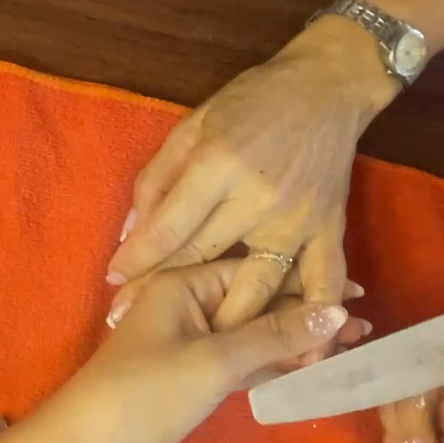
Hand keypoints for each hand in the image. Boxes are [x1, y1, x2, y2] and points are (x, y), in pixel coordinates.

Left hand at [49, 259, 368, 442]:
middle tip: (363, 323)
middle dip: (307, 314)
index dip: (304, 284)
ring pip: (256, 335)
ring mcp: (194, 342)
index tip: (355, 293)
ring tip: (353, 343)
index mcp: (185, 283)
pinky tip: (314, 366)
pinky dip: (276, 365)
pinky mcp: (197, 376)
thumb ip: (274, 335)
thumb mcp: (214, 360)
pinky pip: (245, 362)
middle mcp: (190, 304)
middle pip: (258, 302)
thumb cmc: (146, 390)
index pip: (255, 272)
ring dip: (297, 341)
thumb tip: (336, 312)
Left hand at [105, 17, 397, 336]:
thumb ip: (159, 177)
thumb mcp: (193, 124)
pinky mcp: (330, 229)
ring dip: (221, 322)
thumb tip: (131, 230)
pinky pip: (322, 281)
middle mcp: (256, 199)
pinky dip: (310, 318)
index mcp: (218, 165)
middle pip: (201, 259)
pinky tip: (298, 354)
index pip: (168, 227)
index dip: (136, 259)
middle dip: (159, 292)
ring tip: (188, 355)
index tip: (113, 282)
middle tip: (126, 323)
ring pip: (255, 285)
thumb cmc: (252, 101)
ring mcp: (297, 219)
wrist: (326, 87)